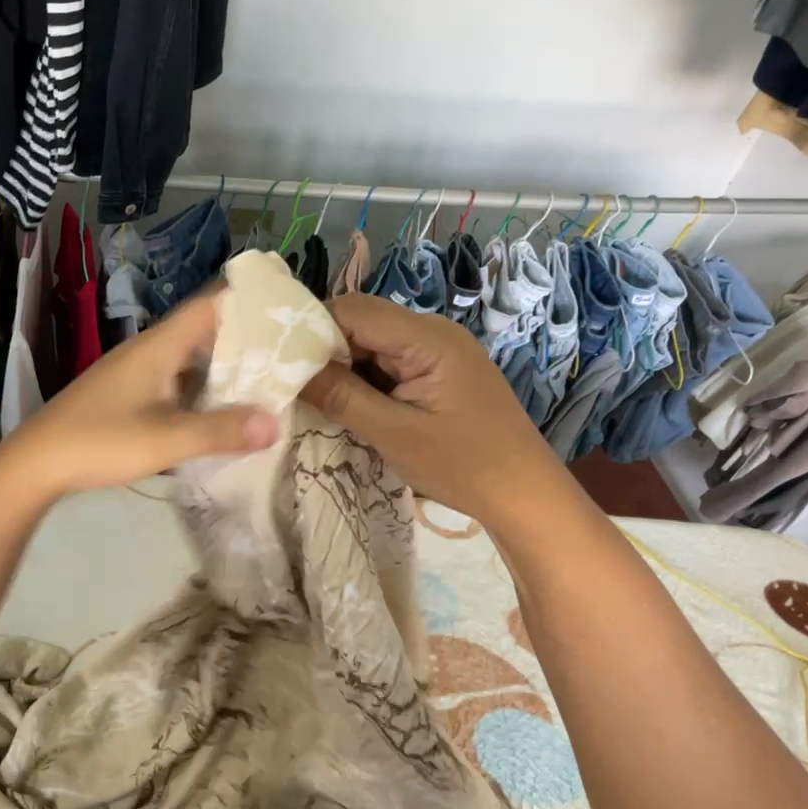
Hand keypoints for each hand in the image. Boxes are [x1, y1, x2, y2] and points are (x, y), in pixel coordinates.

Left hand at [0, 292, 278, 497]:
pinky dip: (197, 392)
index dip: (246, 304)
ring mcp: (132, 374)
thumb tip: (275, 423)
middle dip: (242, 344)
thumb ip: (221, 430)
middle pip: (201, 334)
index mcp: (158, 346)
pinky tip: (214, 416)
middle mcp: (147, 352)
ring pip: (186, 362)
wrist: (36, 462)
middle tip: (286, 359)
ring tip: (261, 387)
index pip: (209, 306)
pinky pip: (171, 383)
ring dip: (219, 372)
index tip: (285, 314)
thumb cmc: (102, 440)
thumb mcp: (168, 439)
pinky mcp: (123, 396)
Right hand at [300, 294, 580, 523]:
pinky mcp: (438, 370)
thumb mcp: (393, 434)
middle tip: (293, 381)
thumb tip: (287, 368)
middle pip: (361, 319)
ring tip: (316, 394)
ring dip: (343, 363)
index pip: (352, 310)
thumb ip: (340, 396)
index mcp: (427, 338)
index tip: (281, 362)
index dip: (312, 330)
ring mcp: (438, 350)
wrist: (527, 497)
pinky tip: (348, 401)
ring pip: (371, 340)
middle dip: (324, 346)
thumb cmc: (464, 466)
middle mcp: (433, 331)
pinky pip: (388, 359)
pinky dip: (364, 376)